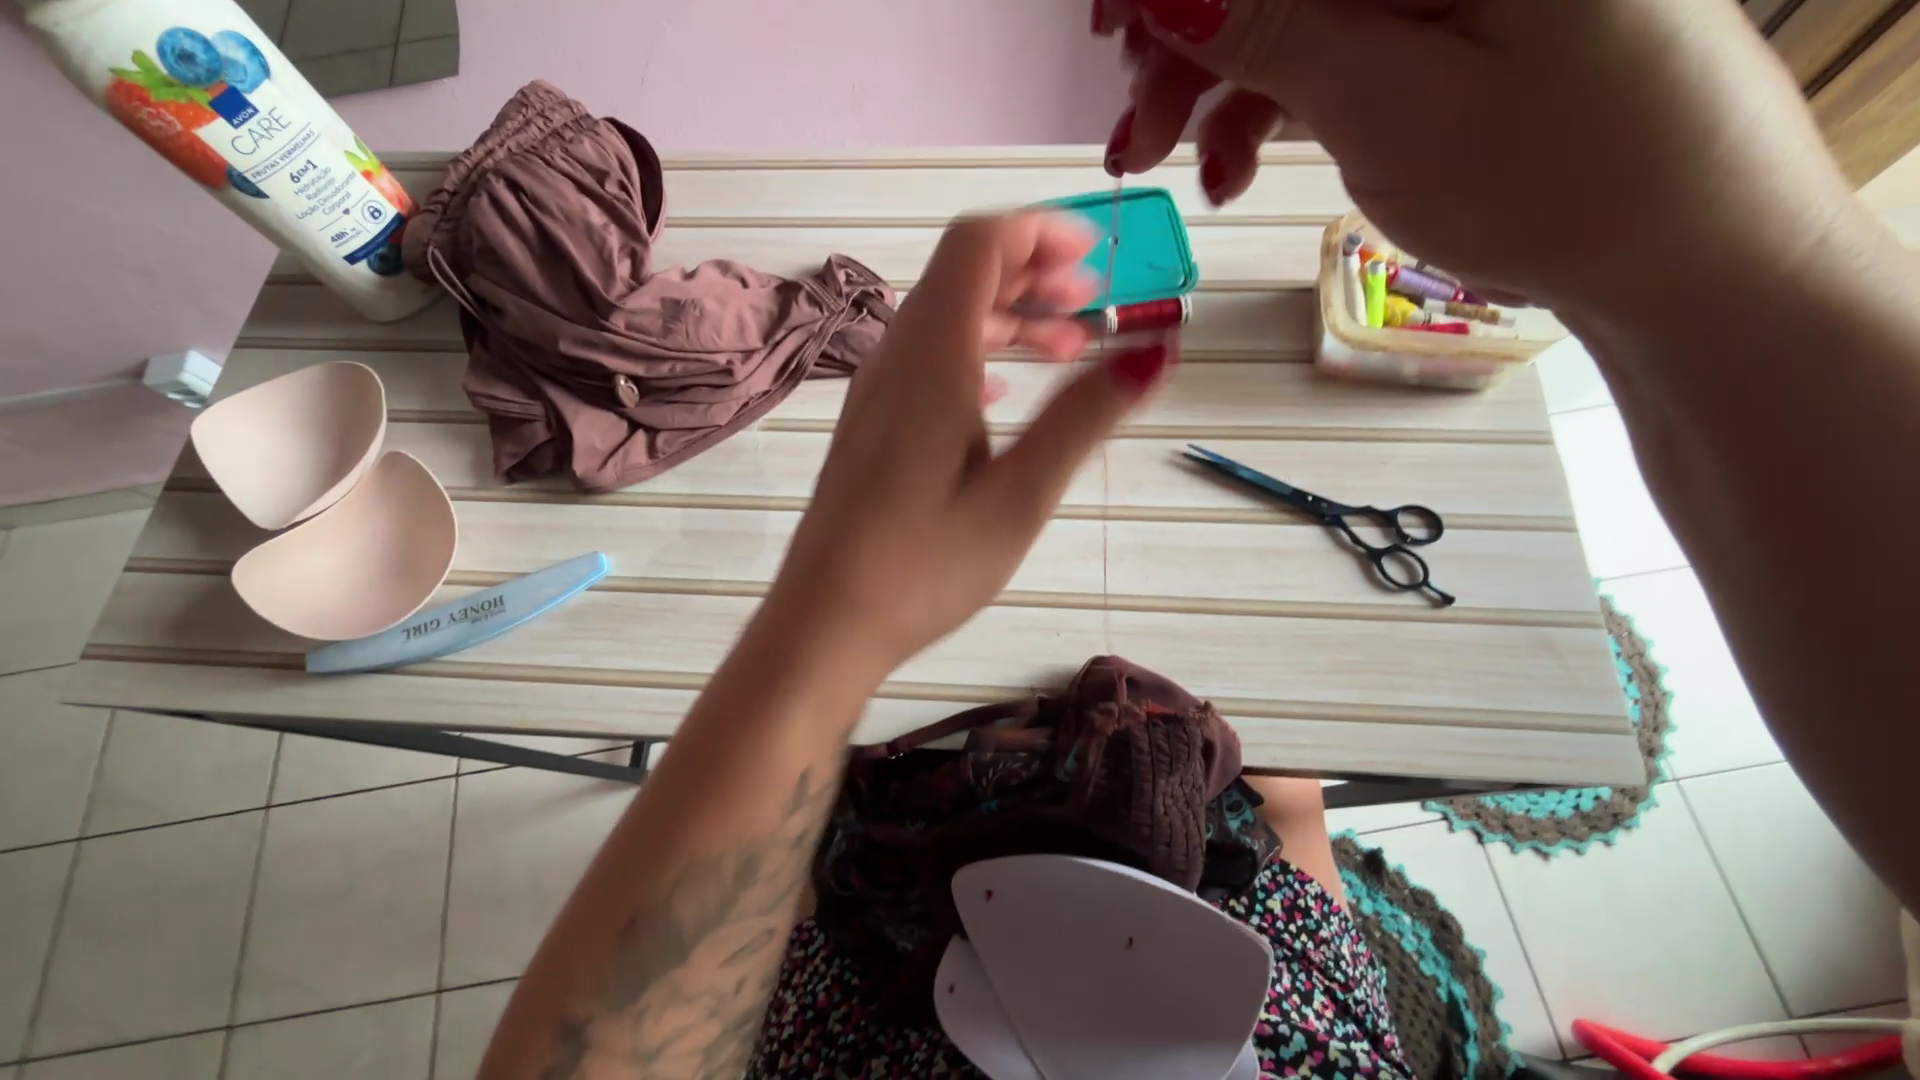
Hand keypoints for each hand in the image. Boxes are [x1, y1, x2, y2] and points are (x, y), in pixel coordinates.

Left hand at [758, 212, 1175, 682]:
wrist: (826, 621)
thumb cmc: (925, 565)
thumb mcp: (1021, 494)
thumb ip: (1085, 415)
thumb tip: (1156, 350)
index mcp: (932, 356)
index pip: (978, 245)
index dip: (1038, 231)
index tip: (1094, 253)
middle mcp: (895, 358)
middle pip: (962, 275)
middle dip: (1032, 272)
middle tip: (1093, 302)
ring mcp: (876, 393)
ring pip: (946, 320)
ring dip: (1009, 318)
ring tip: (1069, 348)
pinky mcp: (871, 427)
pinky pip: (928, 362)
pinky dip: (976, 356)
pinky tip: (1003, 393)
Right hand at [1094, 0, 1864, 324]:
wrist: (1676, 248)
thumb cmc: (1555, 174)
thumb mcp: (1389, 104)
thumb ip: (1274, 33)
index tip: (1108, 33)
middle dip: (1186, 42)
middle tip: (1131, 128)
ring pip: (1290, 12)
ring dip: (1214, 89)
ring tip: (1168, 167)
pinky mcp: (1438, 27)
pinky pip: (1326, 48)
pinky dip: (1267, 108)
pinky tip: (1232, 168)